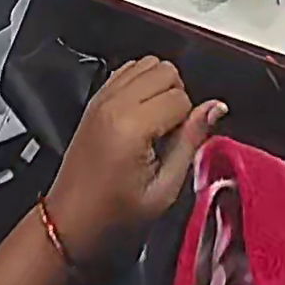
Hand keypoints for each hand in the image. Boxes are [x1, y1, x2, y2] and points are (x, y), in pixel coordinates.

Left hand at [45, 56, 226, 265]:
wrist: (69, 222)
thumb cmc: (116, 215)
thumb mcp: (163, 191)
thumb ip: (191, 142)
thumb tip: (216, 107)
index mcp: (132, 126)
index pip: (180, 98)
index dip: (187, 122)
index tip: (176, 146)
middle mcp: (115, 101)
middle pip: (166, 70)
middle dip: (177, 96)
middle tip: (169, 131)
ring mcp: (103, 95)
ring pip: (148, 62)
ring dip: (160, 84)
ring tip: (156, 119)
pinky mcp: (96, 96)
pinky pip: (128, 67)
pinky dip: (141, 80)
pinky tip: (141, 110)